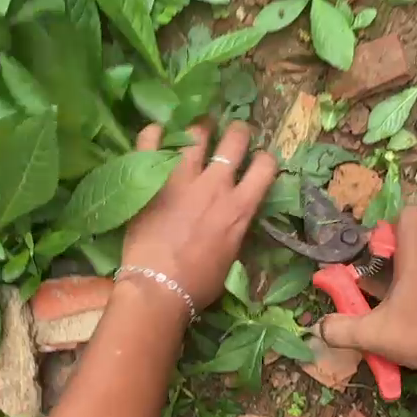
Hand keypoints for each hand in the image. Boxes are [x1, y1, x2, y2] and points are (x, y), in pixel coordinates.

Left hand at [121, 121, 277, 316]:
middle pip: (235, 140)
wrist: (158, 288)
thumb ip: (235, 229)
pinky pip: (151, 141)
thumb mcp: (230, 257)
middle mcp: (216, 184)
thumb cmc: (198, 284)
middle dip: (238, 132)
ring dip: (200, 128)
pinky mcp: (151, 178)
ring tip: (197, 129)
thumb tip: (234, 219)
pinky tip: (156, 132)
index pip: (266, 167)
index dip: (264, 159)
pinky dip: (154, 133)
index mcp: (240, 207)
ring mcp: (182, 178)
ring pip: (197, 133)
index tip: (257, 160)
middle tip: (232, 133)